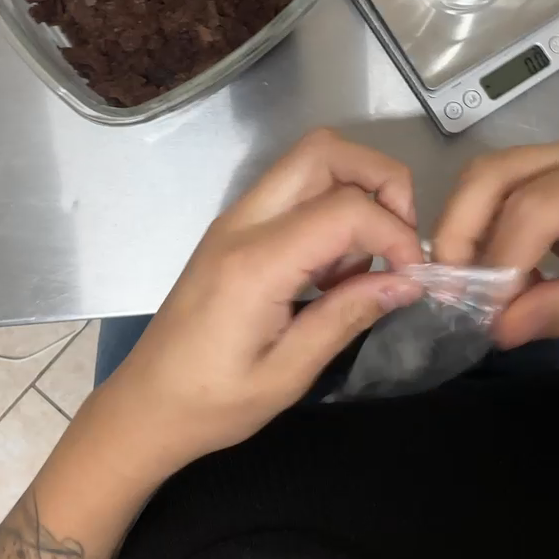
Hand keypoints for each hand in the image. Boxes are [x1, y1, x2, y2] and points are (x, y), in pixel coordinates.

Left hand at [95, 130, 426, 470]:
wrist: (145, 406)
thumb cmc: (212, 403)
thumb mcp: (288, 373)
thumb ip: (348, 316)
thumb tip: (408, 281)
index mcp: (256, 262)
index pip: (345, 208)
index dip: (395, 233)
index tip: (412, 277)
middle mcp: (243, 223)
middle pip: (324, 151)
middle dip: (381, 180)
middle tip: (399, 240)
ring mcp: (235, 221)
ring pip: (310, 162)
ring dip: (356, 193)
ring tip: (361, 265)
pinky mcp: (235, 231)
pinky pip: (295, 192)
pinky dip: (331, 210)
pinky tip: (331, 271)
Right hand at [432, 137, 558, 348]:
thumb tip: (494, 325)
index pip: (534, 204)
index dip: (501, 256)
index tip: (486, 310)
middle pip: (495, 172)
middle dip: (462, 228)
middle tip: (452, 288)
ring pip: (488, 180)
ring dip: (466, 230)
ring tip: (469, 284)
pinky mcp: (556, 187)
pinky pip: (500, 199)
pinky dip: (483, 234)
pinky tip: (493, 277)